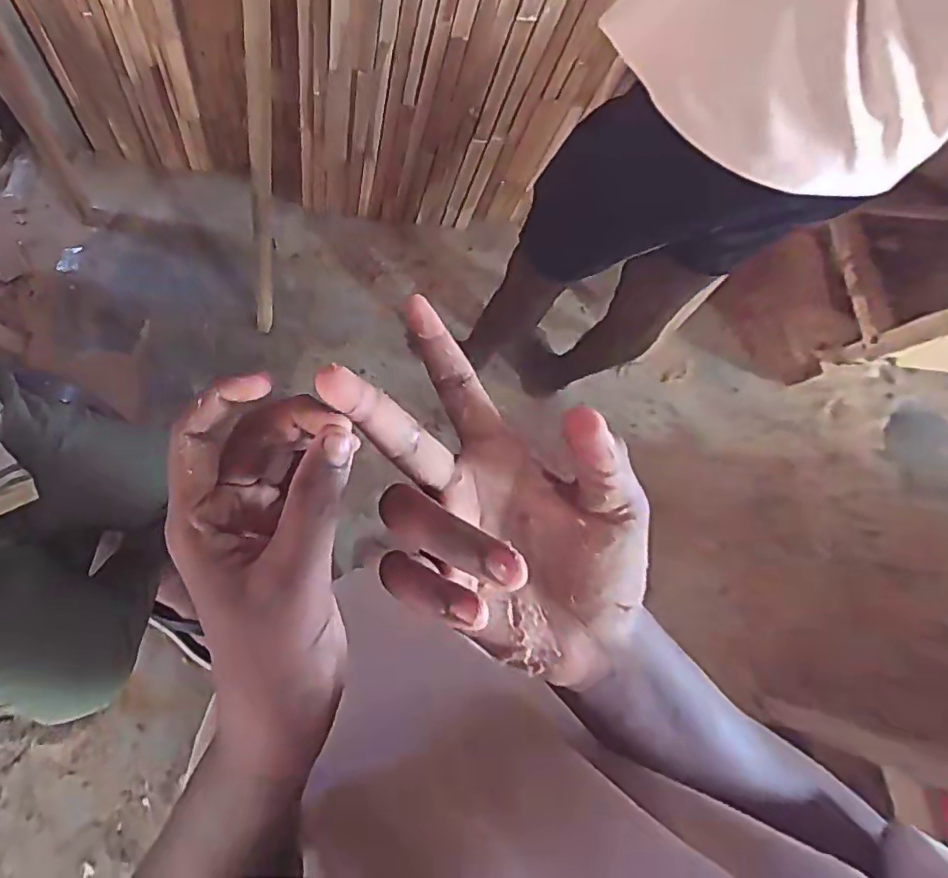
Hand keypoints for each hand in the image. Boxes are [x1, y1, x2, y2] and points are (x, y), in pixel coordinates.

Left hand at [167, 375, 357, 779]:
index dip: (219, 401)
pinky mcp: (284, 528)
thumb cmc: (273, 655)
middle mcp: (218, 507)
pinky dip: (321, 461)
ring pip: (276, 454)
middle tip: (338, 418)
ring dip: (308, 436)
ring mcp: (252, 516)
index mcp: (194, 516)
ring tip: (348, 428)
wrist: (289, 715)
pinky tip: (347, 449)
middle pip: (244, 440)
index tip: (264, 381)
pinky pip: (300, 479)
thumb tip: (339, 431)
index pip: (192, 438)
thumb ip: (315, 502)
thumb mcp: (294, 575)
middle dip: (285, 420)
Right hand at [315, 295, 648, 688]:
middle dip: (364, 405)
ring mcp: (436, 533)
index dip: (436, 347)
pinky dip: (432, 590)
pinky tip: (475, 612)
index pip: (456, 390)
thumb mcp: (619, 512)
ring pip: (401, 511)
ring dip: (450, 538)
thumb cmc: (603, 565)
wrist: (596, 643)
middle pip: (397, 438)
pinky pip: (401, 574)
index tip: (412, 303)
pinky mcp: (427, 583)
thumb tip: (583, 412)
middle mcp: (452, 483)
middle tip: (328, 377)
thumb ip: (603, 465)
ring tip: (512, 574)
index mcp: (492, 453)